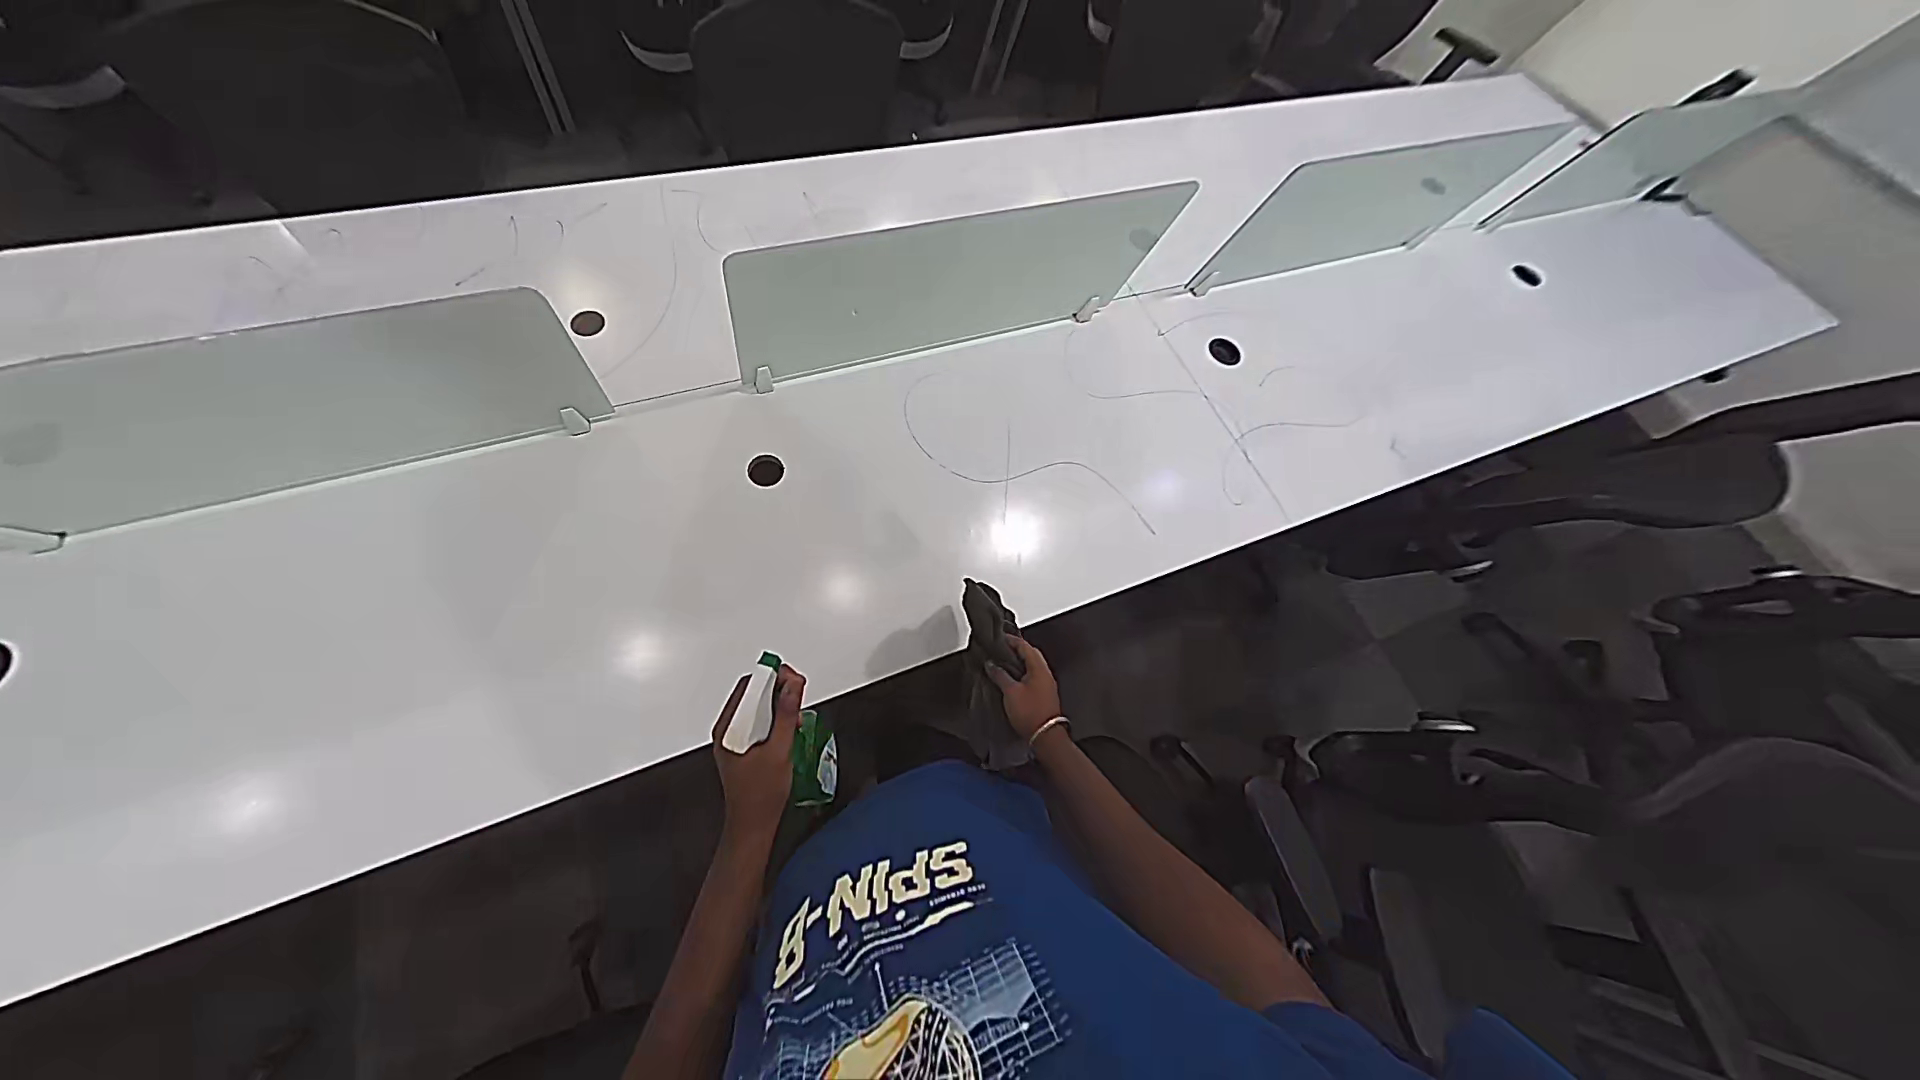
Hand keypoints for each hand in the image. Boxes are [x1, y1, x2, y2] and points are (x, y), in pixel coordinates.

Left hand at [711, 664, 804, 836]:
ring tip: (798, 714)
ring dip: (781, 705)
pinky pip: (762, 722)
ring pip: (760, 708)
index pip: (749, 686)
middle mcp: (729, 730)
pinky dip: (778, 719)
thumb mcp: (779, 750)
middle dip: (779, 689)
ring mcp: (736, 739)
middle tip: (801, 693)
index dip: (772, 677)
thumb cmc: (762, 793)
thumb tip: (793, 684)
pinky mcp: (746, 747)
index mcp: (728, 728)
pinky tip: (792, 728)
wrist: (753, 827)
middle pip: (754, 695)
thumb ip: (786, 715)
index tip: (795, 679)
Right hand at [985, 637, 1060, 741]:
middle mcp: (1045, 674)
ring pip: (1032, 666)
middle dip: (1016, 650)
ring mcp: (1046, 684)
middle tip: (1002, 648)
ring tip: (1004, 662)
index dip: (1012, 640)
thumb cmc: (1031, 713)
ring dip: (1020, 661)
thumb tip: (991, 664)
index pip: (1025, 646)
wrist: (1045, 735)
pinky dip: (1023, 672)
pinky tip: (1013, 678)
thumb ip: (1000, 675)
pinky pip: (1033, 676)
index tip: (1001, 638)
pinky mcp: (1044, 694)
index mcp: (1039, 668)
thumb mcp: (1010, 692)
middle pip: (1031, 654)